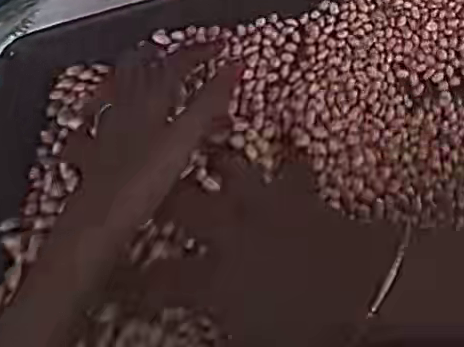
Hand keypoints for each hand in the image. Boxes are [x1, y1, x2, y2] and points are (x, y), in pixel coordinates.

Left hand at [60, 46, 240, 237]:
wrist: (91, 232)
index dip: (200, 51)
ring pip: (116, 96)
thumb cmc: (143, 181)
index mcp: (149, 102)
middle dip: (157, 57)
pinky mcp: (92, 160)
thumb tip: (236, 64)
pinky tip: (99, 125)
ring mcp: (104, 135)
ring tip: (143, 76)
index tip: (222, 45)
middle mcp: (124, 112)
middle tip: (175, 52)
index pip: (176, 64)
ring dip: (131, 81)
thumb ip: (210, 101)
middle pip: (138, 72)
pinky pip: (94, 130)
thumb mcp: (185, 138)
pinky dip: (100, 120)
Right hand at [134, 157, 401, 346]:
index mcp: (213, 280)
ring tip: (198, 137)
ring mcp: (272, 205)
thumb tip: (184, 334)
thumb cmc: (305, 325)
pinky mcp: (304, 194)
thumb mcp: (246, 341)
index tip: (99, 272)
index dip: (123, 279)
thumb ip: (211, 329)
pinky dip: (288, 156)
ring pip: (235, 169)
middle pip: (184, 204)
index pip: (153, 281)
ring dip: (217, 156)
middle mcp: (235, 232)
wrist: (363, 285)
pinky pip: (293, 168)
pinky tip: (286, 140)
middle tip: (130, 170)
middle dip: (154, 190)